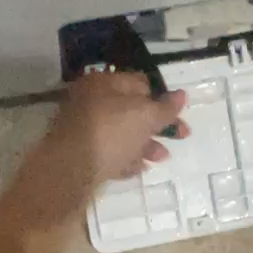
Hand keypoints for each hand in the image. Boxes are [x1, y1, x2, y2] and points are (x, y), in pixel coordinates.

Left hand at [41, 72, 188, 189]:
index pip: (139, 83)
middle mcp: (91, 101)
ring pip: (121, 133)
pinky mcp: (81, 154)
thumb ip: (165, 107)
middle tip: (181, 137)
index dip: (161, 97)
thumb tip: (182, 95)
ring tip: (162, 158)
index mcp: (104, 83)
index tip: (178, 114)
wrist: (70, 169)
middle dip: (157, 125)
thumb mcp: (145, 116)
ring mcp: (84, 128)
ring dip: (145, 144)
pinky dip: (126, 159)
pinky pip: (109, 153)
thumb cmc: (110, 132)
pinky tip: (140, 168)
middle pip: (131, 110)